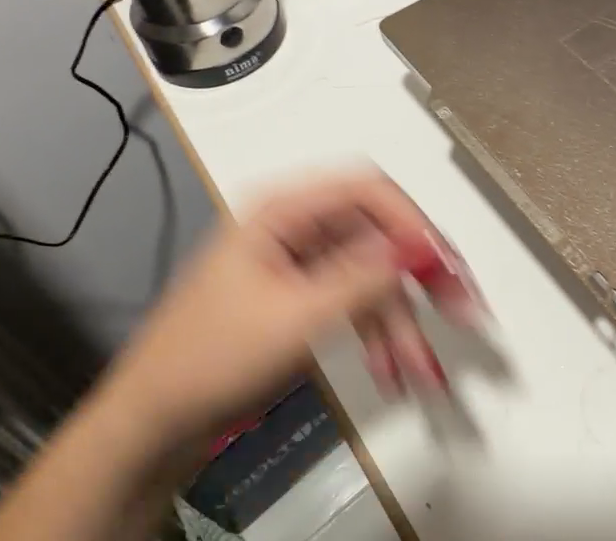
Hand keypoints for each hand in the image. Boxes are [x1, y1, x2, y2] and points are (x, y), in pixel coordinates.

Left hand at [103, 164, 479, 440]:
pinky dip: (378, 334)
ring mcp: (300, 261)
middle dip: (419, 277)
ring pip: (373, 275)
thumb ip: (361, 278)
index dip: (412, 222)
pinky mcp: (303, 295)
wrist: (151, 425)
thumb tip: (421, 246)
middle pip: (377, 233)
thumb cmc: (210, 361)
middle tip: (464, 308)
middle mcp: (295, 224)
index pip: (366, 190)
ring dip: (402, 321)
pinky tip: (394, 371)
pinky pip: (356, 303)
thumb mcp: (294, 319)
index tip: (445, 266)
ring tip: (423, 371)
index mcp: (282, 209)